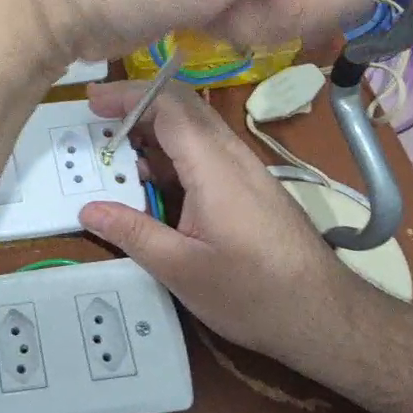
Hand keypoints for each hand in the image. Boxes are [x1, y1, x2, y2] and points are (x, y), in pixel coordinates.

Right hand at [76, 79, 365, 359]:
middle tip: (95, 120)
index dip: (128, 96)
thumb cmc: (254, 294)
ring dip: (152, 133)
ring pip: (194, 131)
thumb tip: (88, 209)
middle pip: (183, 109)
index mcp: (215, 168)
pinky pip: (205, 154)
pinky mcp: (249, 188)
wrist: (325, 316)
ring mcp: (244, 171)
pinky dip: (170, 155)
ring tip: (114, 156)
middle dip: (136, 106)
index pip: (170, 107)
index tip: (91, 101)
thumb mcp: (182, 271)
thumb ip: (133, 234)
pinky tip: (150, 184)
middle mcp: (232, 158)